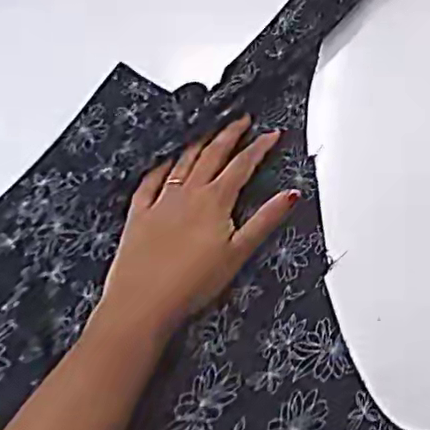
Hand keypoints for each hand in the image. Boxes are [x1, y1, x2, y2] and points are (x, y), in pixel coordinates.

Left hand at [95, 117, 299, 340]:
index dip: (260, 146)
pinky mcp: (138, 219)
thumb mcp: (239, 252)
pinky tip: (163, 162)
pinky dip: (159, 169)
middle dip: (230, 134)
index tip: (272, 134)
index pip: (243, 164)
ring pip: (182, 163)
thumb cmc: (191, 285)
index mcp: (215, 201)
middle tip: (241, 120)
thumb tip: (292, 195)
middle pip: (212, 155)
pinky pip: (148, 184)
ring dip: (198, 143)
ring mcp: (160, 204)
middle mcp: (187, 195)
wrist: (139, 309)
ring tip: (208, 131)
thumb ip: (266, 219)